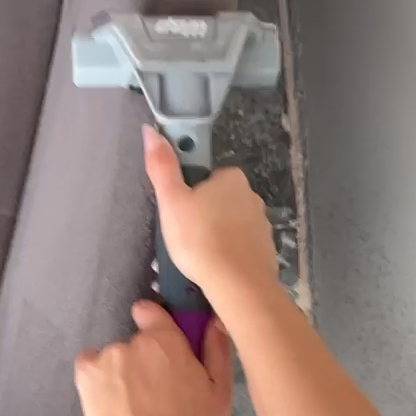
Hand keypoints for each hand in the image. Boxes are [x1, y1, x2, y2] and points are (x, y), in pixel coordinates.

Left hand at [75, 300, 234, 415]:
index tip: (163, 344)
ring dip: (123, 372)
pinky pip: (91, 366)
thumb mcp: (219, 395)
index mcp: (167, 341)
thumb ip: (217, 352)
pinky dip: (98, 378)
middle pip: (138, 343)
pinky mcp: (85, 374)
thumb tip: (214, 321)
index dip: (156, 324)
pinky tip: (110, 402)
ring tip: (133, 407)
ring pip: (116, 358)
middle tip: (157, 392)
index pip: (152, 311)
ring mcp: (106, 357)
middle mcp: (133, 341)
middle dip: (146, 360)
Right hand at [143, 126, 278, 308]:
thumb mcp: (172, 201)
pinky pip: (240, 246)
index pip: (206, 177)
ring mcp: (261, 224)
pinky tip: (215, 267)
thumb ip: (161, 166)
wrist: (237, 283)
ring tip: (198, 255)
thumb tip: (151, 132)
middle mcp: (251, 196)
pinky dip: (228, 253)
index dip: (189, 194)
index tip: (179, 213)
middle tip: (184, 236)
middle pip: (218, 201)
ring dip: (216, 235)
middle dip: (203, 215)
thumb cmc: (200, 239)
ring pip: (230, 225)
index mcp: (231, 178)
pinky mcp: (265, 249)